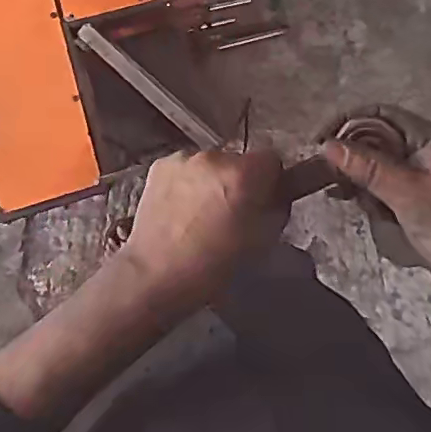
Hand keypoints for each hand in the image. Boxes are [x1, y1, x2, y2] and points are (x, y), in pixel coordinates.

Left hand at [117, 148, 282, 313]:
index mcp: (243, 175)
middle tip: (229, 212)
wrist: (154, 274)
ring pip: (210, 164)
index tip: (262, 200)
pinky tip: (179, 209)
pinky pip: (185, 168)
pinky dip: (187, 182)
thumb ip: (275, 208)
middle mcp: (213, 157)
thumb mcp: (261, 242)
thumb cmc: (213, 266)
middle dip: (239, 181)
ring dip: (211, 181)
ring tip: (199, 214)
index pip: (271, 159)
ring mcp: (183, 159)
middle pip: (238, 160)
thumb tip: (275, 194)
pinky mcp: (160, 165)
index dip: (270, 180)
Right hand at [320, 105, 430, 292]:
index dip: (347, 122)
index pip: (380, 113)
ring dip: (360, 178)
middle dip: (351, 154)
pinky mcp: (421, 198)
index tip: (320, 142)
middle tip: (329, 175)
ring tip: (344, 195)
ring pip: (379, 164)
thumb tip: (326, 144)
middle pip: (377, 137)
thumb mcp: (406, 194)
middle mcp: (427, 150)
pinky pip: (387, 185)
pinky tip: (357, 204)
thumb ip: (367, 167)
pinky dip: (370, 192)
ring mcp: (425, 175)